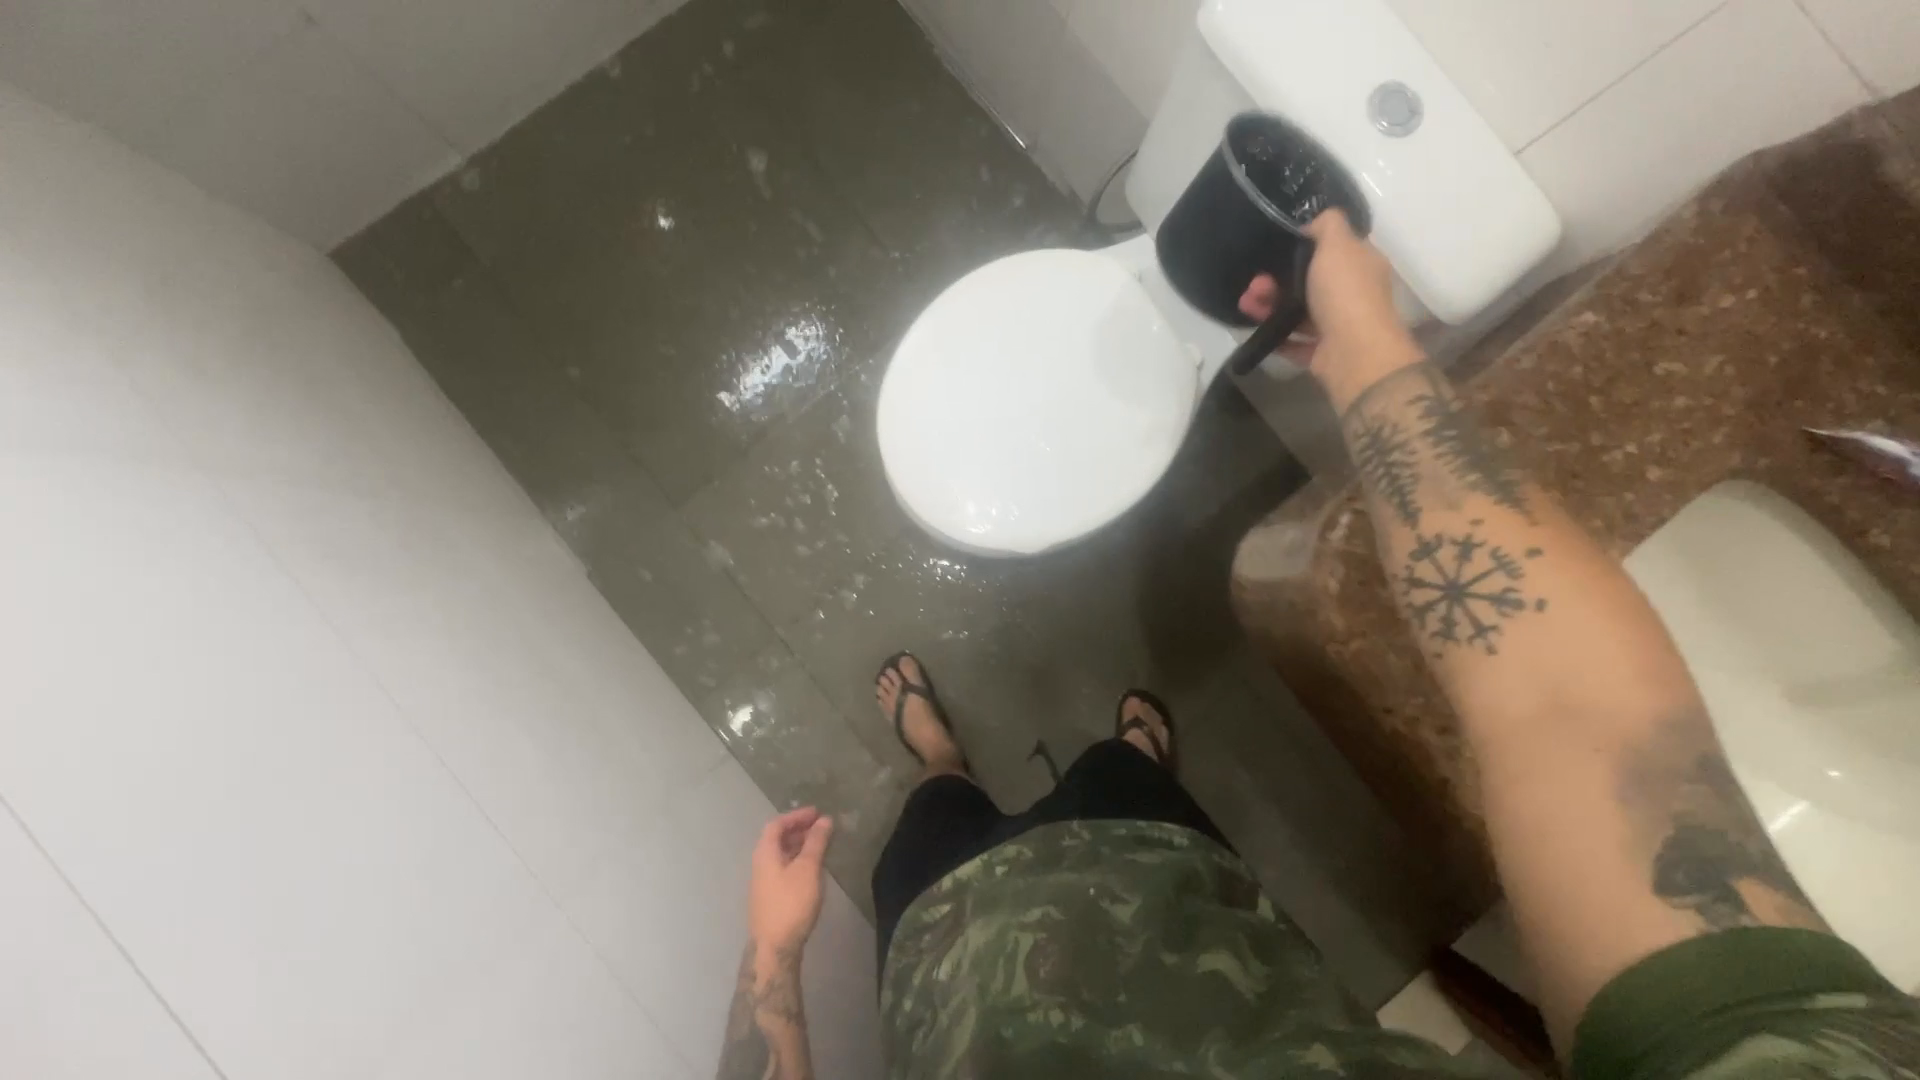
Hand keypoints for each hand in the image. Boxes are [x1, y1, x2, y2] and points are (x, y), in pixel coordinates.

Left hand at [748, 807, 833, 954]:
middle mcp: (760, 864)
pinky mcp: (770, 898)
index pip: (777, 824)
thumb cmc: (791, 903)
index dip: (796, 815)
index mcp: (765, 853)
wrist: (774, 948)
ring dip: (799, 846)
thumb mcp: (808, 868)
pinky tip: (813, 869)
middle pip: (777, 839)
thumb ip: (816, 842)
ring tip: (821, 845)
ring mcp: (764, 883)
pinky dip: (798, 861)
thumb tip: (824, 820)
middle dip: (799, 829)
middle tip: (822, 827)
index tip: (817, 813)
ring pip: (781, 855)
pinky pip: (784, 868)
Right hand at [1237, 209, 1423, 399]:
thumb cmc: (1346, 293)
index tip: (1279, 247)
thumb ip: (1328, 225)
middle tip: (1254, 282)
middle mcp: (1351, 294)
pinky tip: (1254, 329)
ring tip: (1246, 304)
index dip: (1307, 247)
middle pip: (1309, 283)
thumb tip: (1314, 222)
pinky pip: (1293, 342)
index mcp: (1361, 265)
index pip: (1335, 250)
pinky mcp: (1321, 353)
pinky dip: (1274, 335)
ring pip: (1298, 312)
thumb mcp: (1338, 244)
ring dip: (1269, 307)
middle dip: (1278, 280)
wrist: (1354, 352)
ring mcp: (1337, 326)